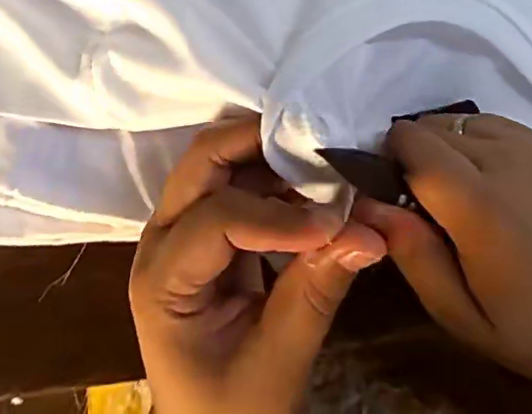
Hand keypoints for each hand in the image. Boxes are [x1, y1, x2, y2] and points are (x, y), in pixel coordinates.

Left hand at [129, 118, 385, 413]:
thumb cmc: (232, 410)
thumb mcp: (277, 364)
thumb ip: (316, 292)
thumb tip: (369, 232)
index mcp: (163, 279)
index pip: (216, 219)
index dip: (277, 215)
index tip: (335, 221)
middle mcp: (162, 238)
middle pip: (204, 162)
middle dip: (259, 143)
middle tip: (316, 144)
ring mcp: (181, 228)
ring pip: (219, 161)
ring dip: (271, 155)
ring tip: (322, 165)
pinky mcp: (206, 229)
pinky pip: (238, 183)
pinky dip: (275, 176)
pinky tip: (312, 186)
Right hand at [354, 114, 531, 412]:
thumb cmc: (521, 325)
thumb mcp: (454, 312)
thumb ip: (409, 251)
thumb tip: (368, 198)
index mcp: (483, 208)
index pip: (413, 142)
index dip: (390, 158)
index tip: (393, 190)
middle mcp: (508, 162)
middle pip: (429, 127)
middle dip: (414, 155)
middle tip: (426, 202)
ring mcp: (530, 146)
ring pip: (452, 120)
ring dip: (441, 147)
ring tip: (456, 191)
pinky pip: (480, 120)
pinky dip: (467, 140)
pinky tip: (482, 177)